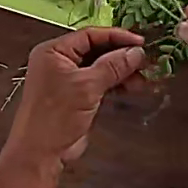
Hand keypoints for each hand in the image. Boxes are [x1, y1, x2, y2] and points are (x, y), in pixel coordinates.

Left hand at [7, 28, 147, 166]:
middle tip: (146, 61)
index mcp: (54, 51)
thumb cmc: (56, 115)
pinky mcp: (76, 96)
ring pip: (100, 67)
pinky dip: (116, 83)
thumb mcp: (87, 86)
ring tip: (143, 78)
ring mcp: (68, 79)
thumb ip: (113, 66)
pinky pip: (99, 83)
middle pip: (96, 50)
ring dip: (122, 71)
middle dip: (121, 56)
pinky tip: (133, 86)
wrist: (41, 152)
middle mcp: (59, 61)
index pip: (90, 35)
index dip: (117, 37)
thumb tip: (137, 53)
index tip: (141, 42)